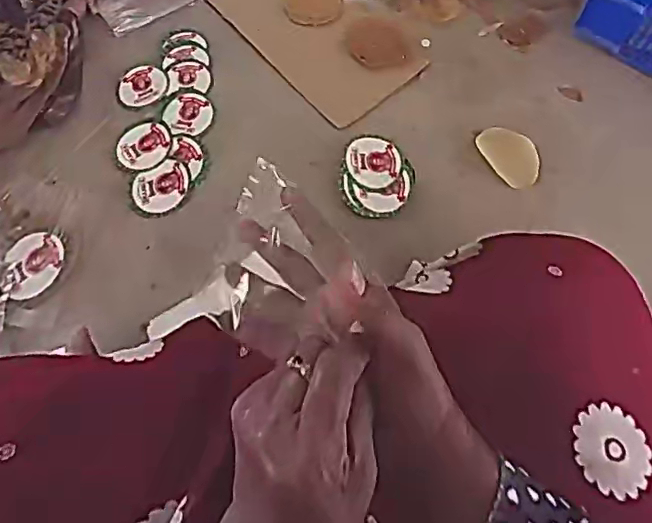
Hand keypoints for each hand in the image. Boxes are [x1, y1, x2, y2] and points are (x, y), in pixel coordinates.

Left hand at [226, 341, 377, 522]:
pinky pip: (277, 368)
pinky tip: (299, 404)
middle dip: (331, 355)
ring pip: (293, 354)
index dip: (353, 350)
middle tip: (345, 370)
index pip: (333, 368)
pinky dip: (293, 377)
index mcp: (312, 447)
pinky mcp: (242, 405)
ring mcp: (253, 412)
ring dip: (311, 365)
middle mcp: (275, 424)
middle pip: (309, 352)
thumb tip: (363, 360)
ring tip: (322, 393)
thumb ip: (363, 411)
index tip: (364, 344)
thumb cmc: (321, 512)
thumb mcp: (361, 472)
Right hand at [250, 194, 499, 522]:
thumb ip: (372, 314)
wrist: (423, 453)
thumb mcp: (404, 350)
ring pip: (285, 306)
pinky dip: (257, 333)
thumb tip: (337, 279)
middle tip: (244, 227)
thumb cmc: (420, 396)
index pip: (332, 252)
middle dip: (273, 248)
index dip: (310, 224)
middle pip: (301, 273)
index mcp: (364, 300)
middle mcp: (343, 314)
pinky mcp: (316, 372)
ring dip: (257, 288)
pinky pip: (281, 345)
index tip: (287, 197)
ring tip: (228, 272)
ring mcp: (327, 343)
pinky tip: (236, 326)